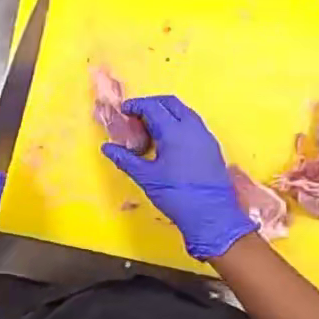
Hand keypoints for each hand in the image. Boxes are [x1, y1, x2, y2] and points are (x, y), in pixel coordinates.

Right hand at [102, 95, 255, 259]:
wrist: (211, 214)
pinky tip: (167, 140)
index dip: (136, 105)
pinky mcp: (211, 146)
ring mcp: (205, 135)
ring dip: (166, 112)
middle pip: (171, 103)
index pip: (153, 107)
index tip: (124, 110)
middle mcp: (192, 127)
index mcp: (174, 131)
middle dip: (152, 104)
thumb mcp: (146, 177)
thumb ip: (125, 159)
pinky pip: (192, 123)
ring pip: (183, 112)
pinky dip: (177, 122)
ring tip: (150, 127)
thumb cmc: (175, 195)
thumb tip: (107, 148)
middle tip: (136, 115)